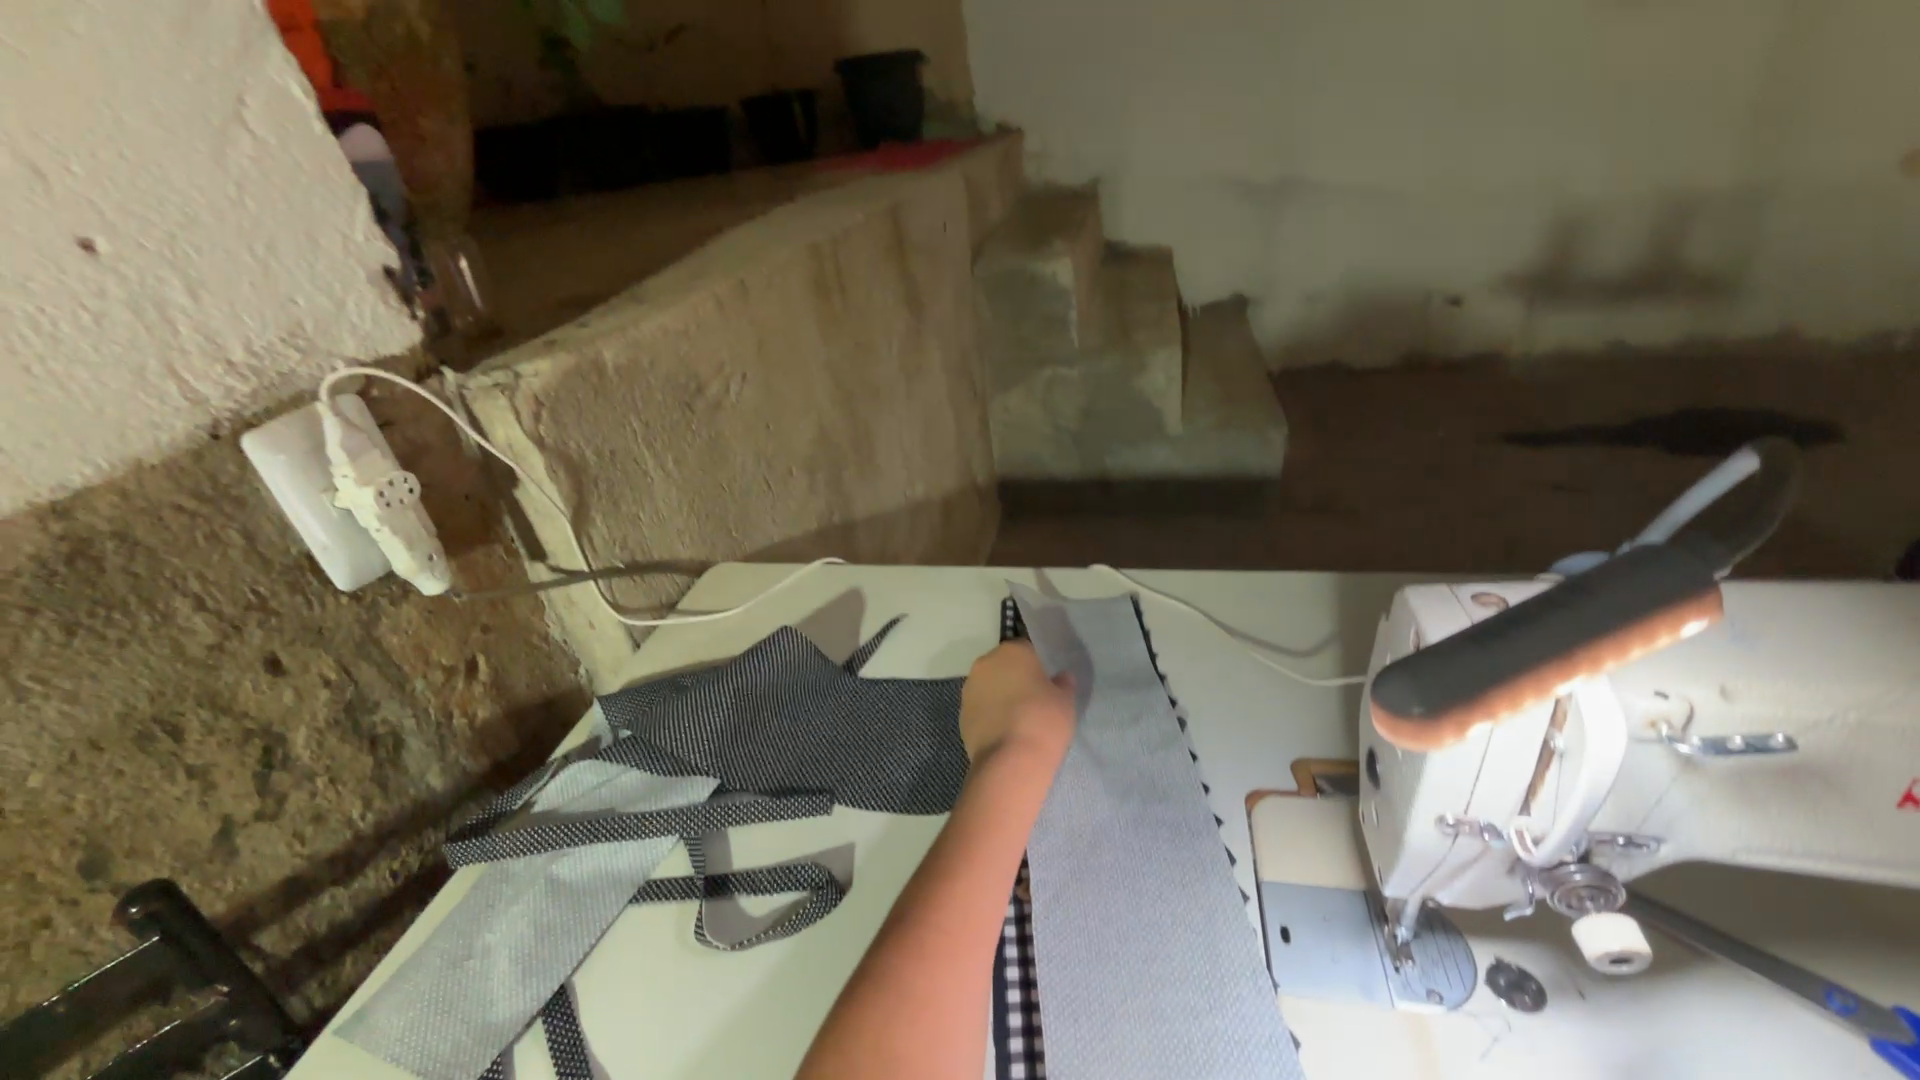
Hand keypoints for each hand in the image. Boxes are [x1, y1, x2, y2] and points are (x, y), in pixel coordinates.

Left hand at [959, 642, 1075, 764]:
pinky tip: (1005, 732)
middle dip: (1016, 677)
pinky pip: (981, 707)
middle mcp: (986, 663)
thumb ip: (1063, 683)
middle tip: (1034, 699)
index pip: (1027, 648)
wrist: (1011, 762)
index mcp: (1012, 651)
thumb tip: (1060, 677)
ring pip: (990, 686)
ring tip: (1019, 718)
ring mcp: (969, 689)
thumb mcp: (1066, 700)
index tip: (1047, 682)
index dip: (1038, 664)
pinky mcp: (961, 714)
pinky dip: (990, 714)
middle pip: (1004, 665)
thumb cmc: (1043, 721)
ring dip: (1001, 695)